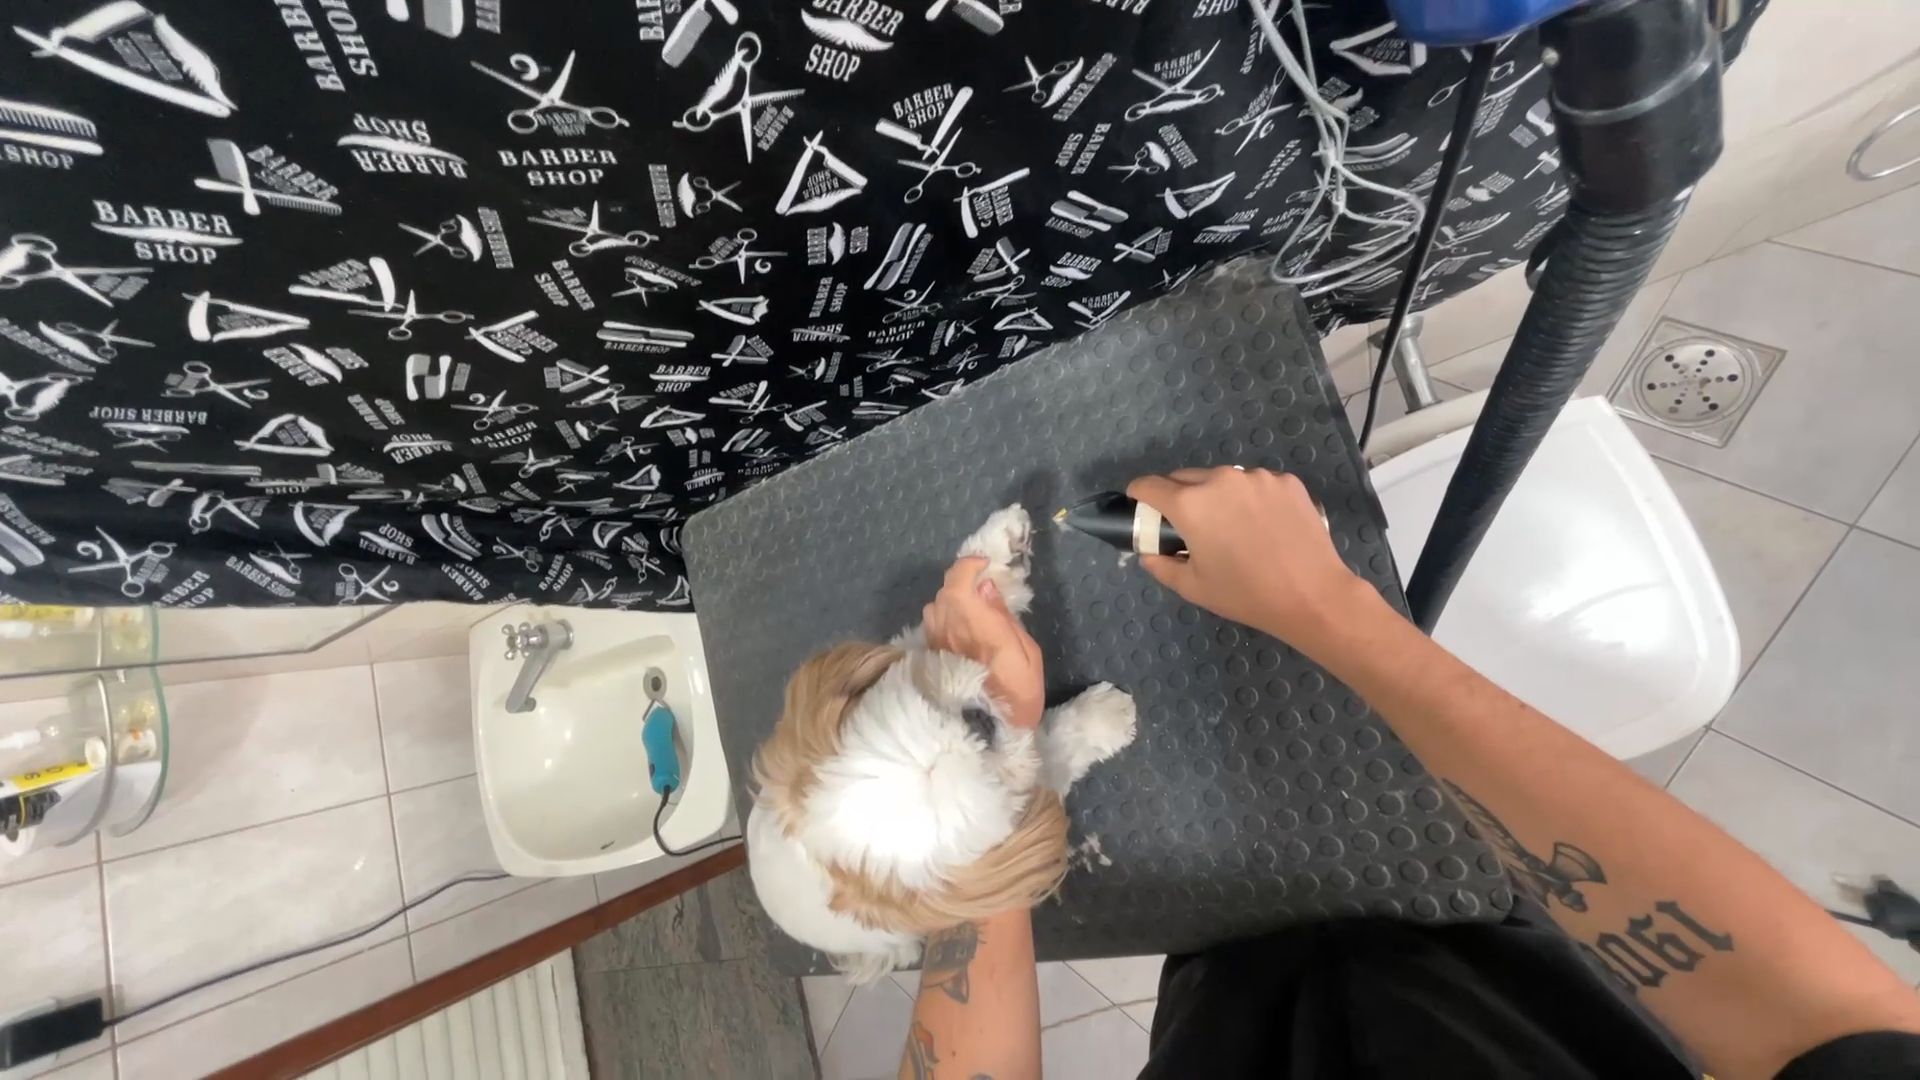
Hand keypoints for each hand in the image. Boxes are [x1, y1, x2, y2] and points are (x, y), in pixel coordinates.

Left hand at [922, 557, 1045, 727]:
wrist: (989, 730)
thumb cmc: (1017, 689)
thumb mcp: (1024, 648)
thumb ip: (1001, 614)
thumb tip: (985, 588)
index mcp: (970, 616)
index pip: (958, 576)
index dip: (969, 565)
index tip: (985, 566)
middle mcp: (945, 623)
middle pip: (946, 590)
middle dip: (965, 586)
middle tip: (986, 595)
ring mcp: (933, 640)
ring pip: (937, 607)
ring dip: (954, 605)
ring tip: (975, 617)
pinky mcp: (929, 655)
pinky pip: (935, 626)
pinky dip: (948, 622)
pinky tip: (964, 637)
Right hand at [1127, 467, 1366, 650]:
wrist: (1313, 594)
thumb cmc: (1245, 593)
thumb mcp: (1193, 587)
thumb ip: (1161, 565)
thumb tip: (1149, 554)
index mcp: (1190, 504)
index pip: (1149, 485)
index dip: (1138, 493)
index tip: (1139, 504)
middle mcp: (1220, 480)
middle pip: (1184, 477)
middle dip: (1176, 495)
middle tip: (1185, 523)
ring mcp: (1257, 477)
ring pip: (1221, 479)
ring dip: (1214, 495)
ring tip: (1229, 525)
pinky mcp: (1286, 481)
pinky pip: (1255, 483)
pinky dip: (1248, 498)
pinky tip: (1261, 524)